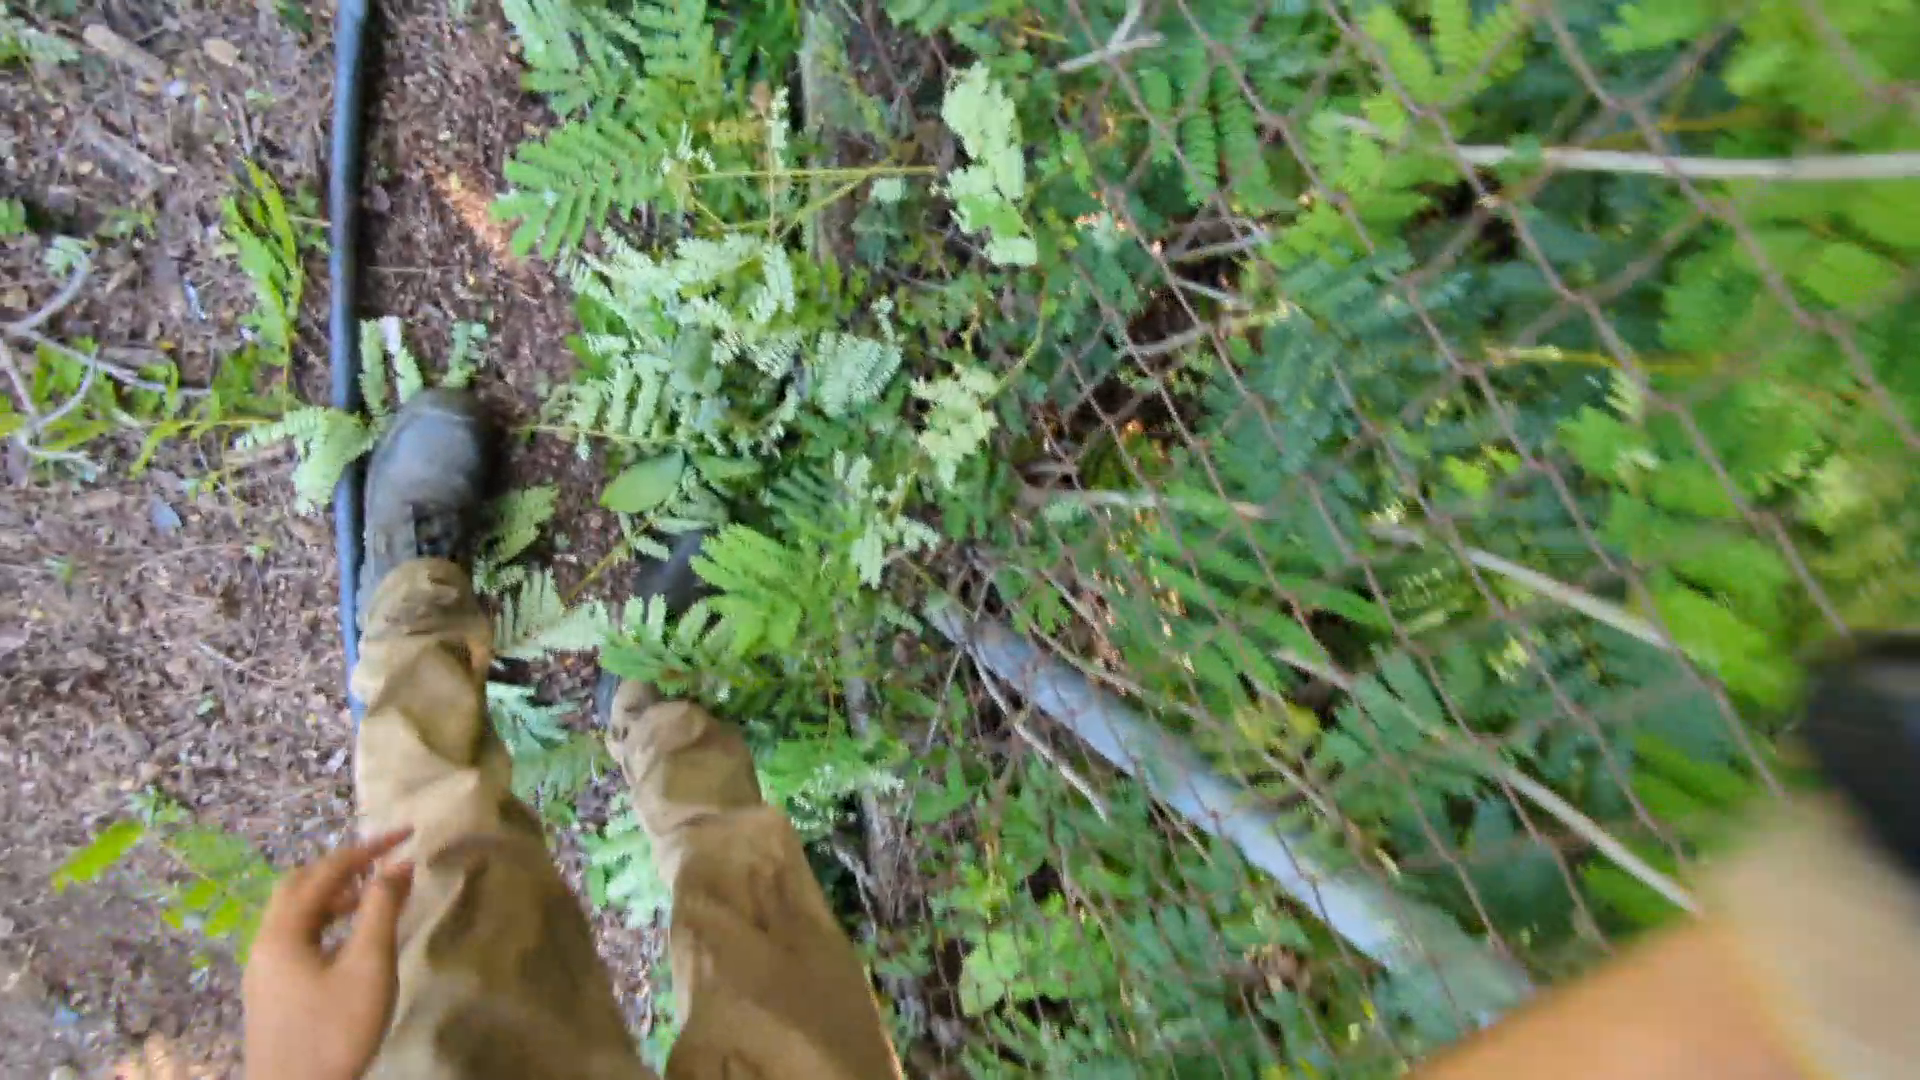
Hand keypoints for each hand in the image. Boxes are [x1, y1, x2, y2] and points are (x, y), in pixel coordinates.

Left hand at [242, 829, 415, 1079]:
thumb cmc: (335, 1028)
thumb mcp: (369, 964)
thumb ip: (383, 908)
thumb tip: (399, 864)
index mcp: (283, 933)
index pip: (327, 872)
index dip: (370, 848)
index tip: (410, 834)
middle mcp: (266, 944)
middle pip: (301, 885)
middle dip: (346, 866)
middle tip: (388, 863)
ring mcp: (266, 969)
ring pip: (299, 911)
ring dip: (340, 893)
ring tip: (381, 897)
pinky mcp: (274, 988)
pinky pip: (301, 933)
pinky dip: (332, 918)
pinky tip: (358, 934)